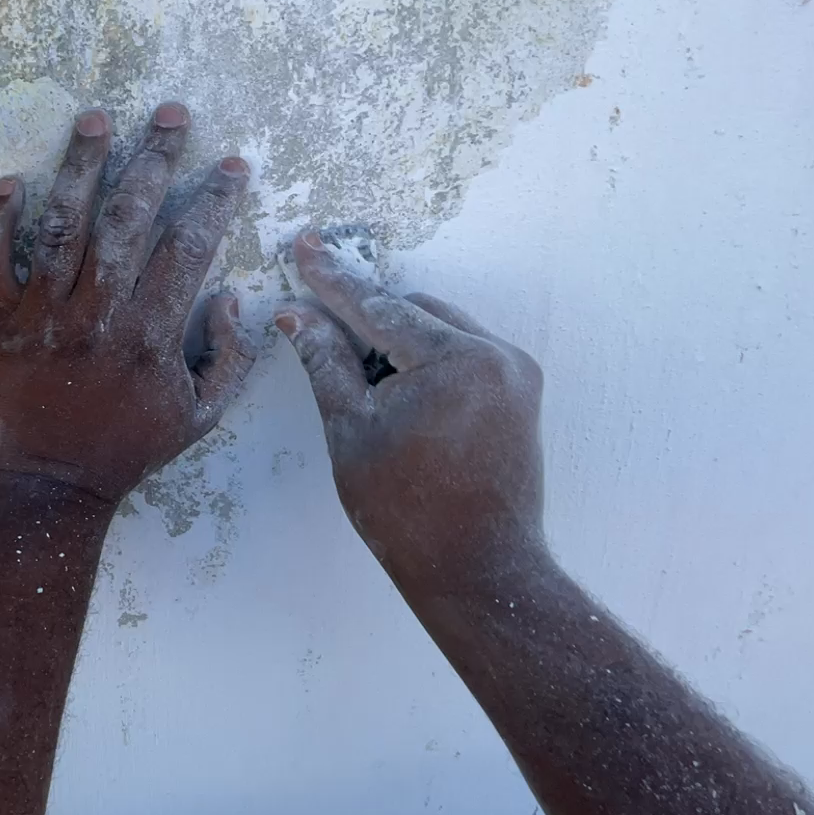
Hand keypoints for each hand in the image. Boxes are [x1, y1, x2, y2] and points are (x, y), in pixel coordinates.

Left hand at [0, 102, 256, 502]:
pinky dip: (0, 221)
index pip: (188, 252)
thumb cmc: (128, 447)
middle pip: (128, 223)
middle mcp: (98, 316)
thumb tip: (235, 300)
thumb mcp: (199, 417)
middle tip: (169, 114)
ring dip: (80, 169)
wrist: (51, 481)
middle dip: (153, 162)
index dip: (213, 203)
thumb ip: (229, 359)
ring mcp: (46, 316)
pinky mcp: (5, 323)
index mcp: (151, 337)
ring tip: (95, 120)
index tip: (230, 166)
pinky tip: (11, 181)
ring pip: (63, 229)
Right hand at [276, 231, 544, 585]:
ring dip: (391, 337)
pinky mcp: (517, 392)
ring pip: (435, 327)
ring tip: (357, 378)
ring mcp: (514, 373)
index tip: (304, 245)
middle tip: (316, 328)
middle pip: (410, 311)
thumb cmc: (405, 506)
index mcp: (457, 360)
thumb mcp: (350, 426)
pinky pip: (458, 350)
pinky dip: (419, 356)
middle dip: (362, 317)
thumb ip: (325, 360)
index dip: (331, 279)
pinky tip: (391, 386)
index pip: (377, 306)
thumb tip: (296, 315)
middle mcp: (497, 355)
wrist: (476, 569)